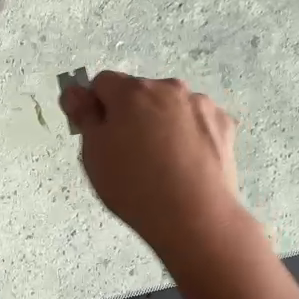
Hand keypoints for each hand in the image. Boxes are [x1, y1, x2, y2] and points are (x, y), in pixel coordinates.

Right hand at [60, 72, 246, 255]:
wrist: (193, 216)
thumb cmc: (133, 185)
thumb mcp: (93, 153)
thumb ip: (83, 115)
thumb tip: (74, 91)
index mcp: (131, 91)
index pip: (102, 83)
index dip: (96, 107)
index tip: (98, 135)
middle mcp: (168, 88)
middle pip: (140, 93)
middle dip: (131, 114)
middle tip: (129, 155)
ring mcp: (200, 104)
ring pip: (170, 107)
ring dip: (162, 123)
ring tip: (161, 163)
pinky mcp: (224, 124)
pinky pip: (196, 122)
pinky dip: (189, 135)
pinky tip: (186, 164)